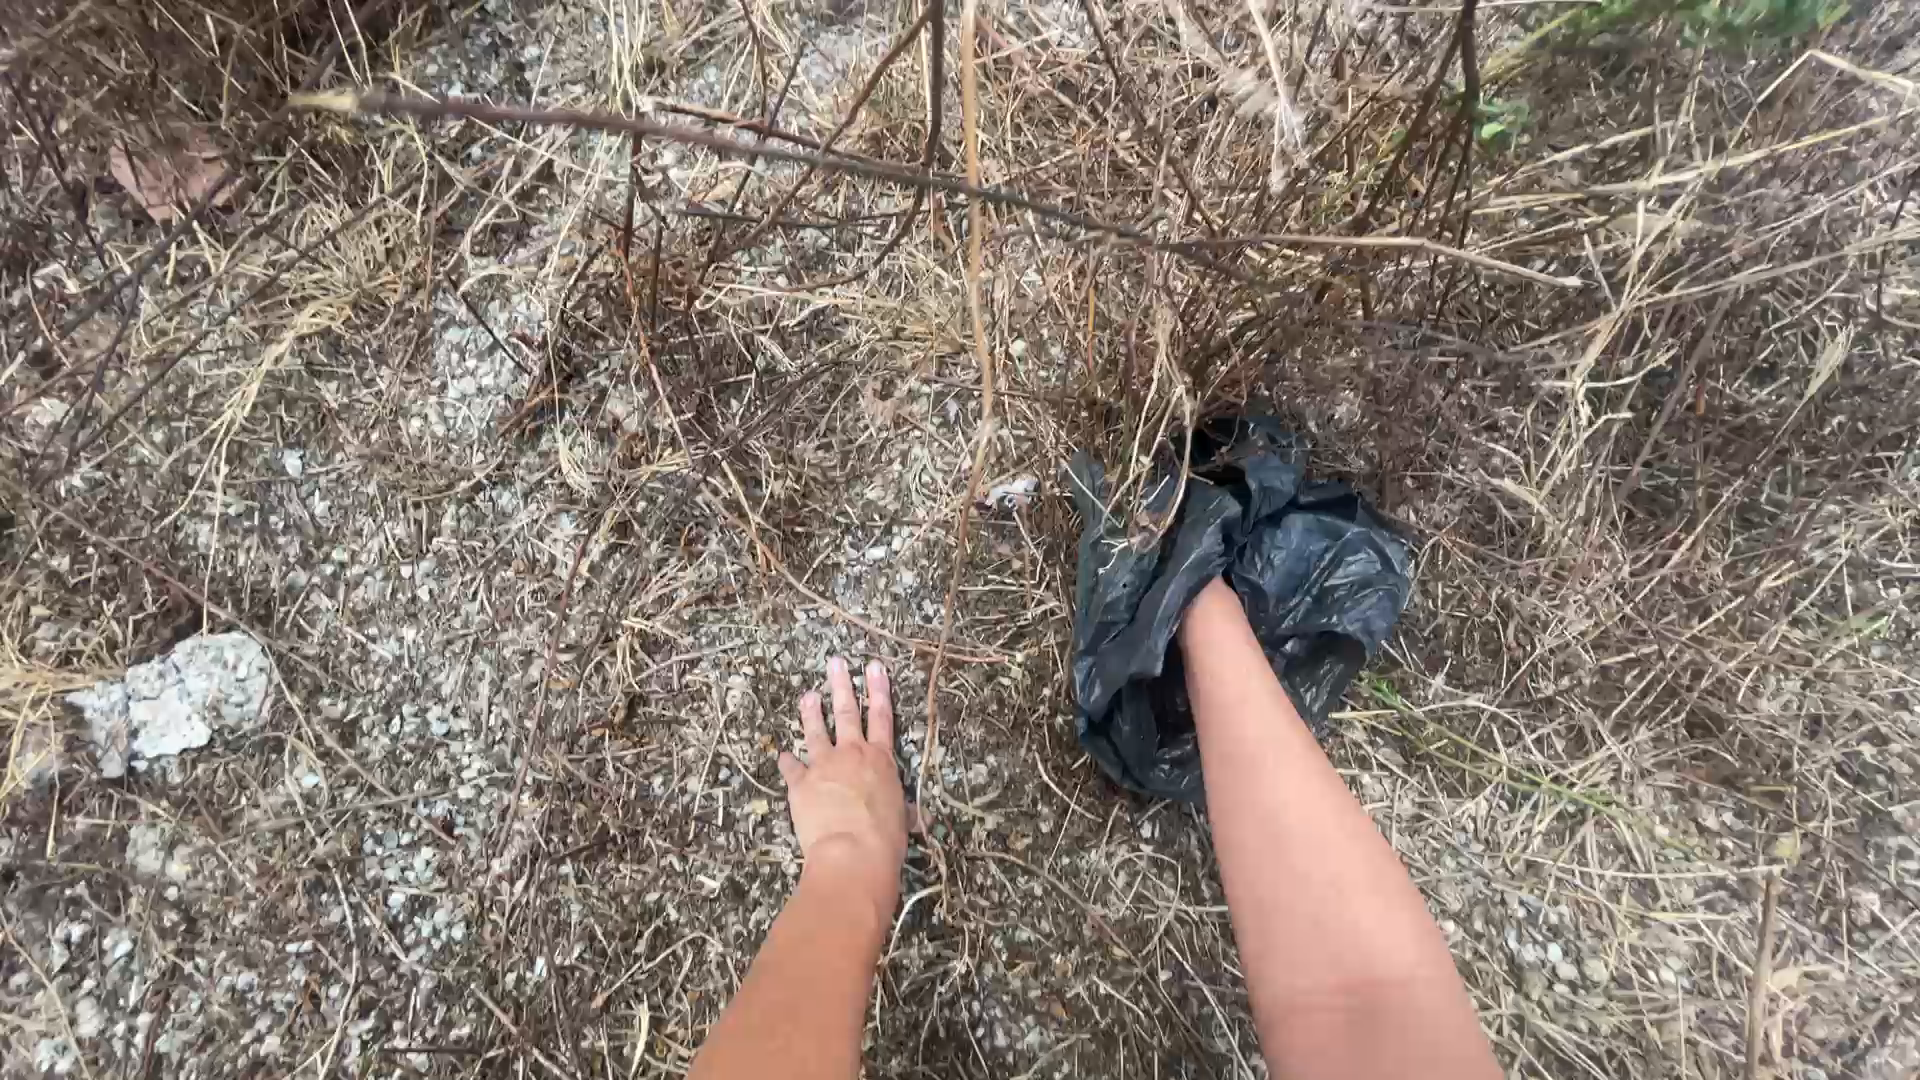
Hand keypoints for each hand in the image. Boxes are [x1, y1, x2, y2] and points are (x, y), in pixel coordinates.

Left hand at [779, 657, 907, 918]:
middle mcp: (852, 754)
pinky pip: (792, 768)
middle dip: (841, 685)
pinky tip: (783, 755)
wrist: (852, 853)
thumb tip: (916, 819)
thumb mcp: (902, 820)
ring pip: (816, 731)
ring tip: (808, 694)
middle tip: (835, 662)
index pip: (881, 716)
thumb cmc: (885, 839)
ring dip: (811, 712)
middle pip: (847, 712)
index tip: (873, 666)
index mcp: (881, 760)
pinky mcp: (800, 784)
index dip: (878, 690)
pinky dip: (788, 762)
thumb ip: (903, 810)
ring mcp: (824, 766)